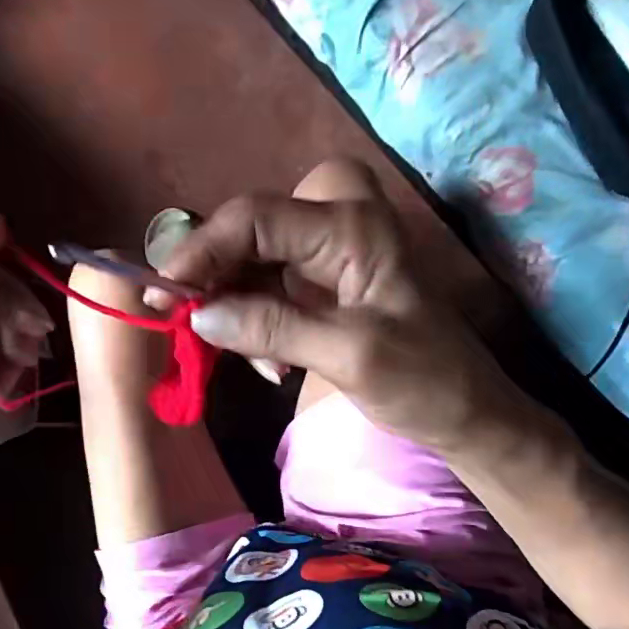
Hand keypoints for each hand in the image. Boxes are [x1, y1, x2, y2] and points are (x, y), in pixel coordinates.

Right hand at [156, 193, 531, 450]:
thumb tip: (197, 316)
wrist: (463, 410)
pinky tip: (269, 365)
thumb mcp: (349, 355)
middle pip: (246, 234)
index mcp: (352, 228)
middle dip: (214, 279)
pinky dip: (251, 325)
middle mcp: (335, 227)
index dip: (202, 251)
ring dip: (233, 308)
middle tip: (190, 326)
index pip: (256, 218)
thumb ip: (271, 329)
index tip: (165, 296)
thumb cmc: (423, 380)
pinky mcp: (318, 285)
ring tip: (251, 362)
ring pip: (248, 263)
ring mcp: (326, 256)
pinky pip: (262, 290)